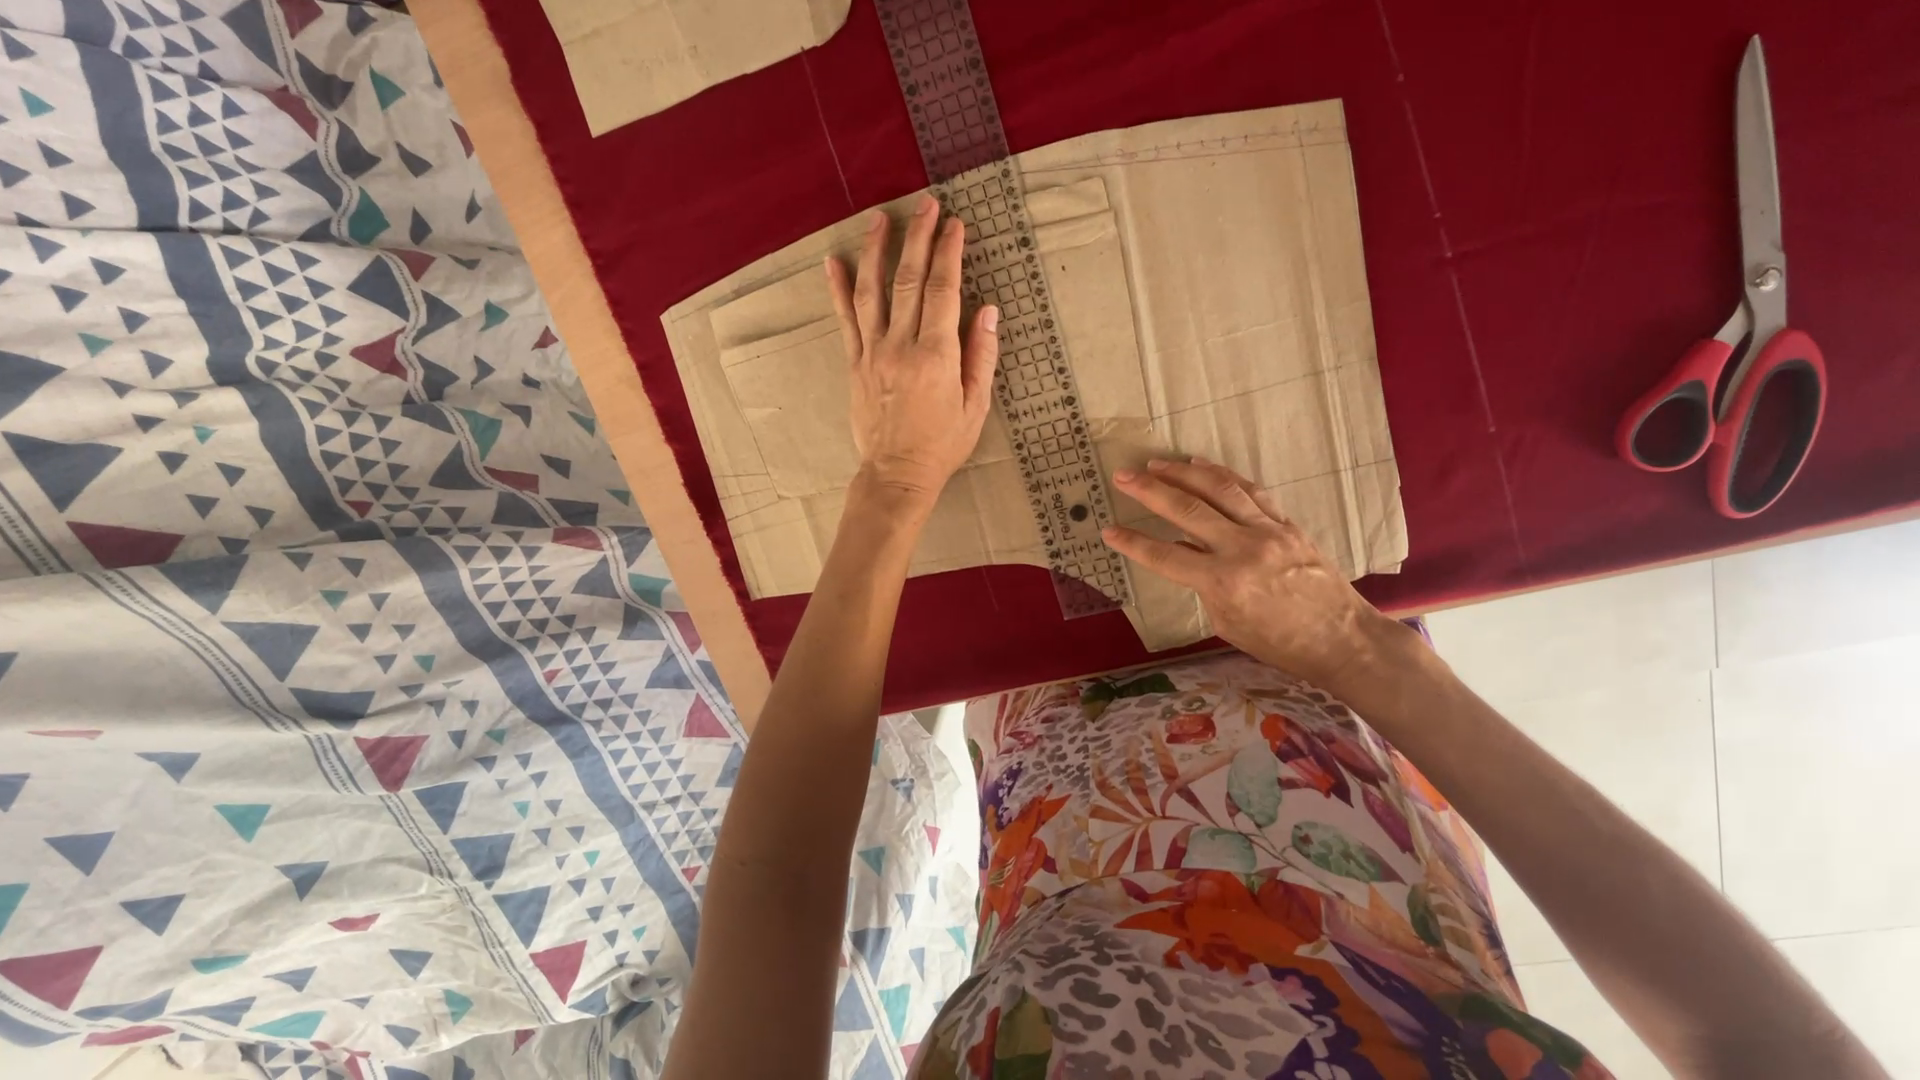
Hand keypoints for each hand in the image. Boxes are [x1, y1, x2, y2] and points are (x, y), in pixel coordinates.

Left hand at [826, 194, 999, 504]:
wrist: (896, 475)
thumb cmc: (943, 445)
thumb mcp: (976, 406)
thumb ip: (982, 356)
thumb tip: (988, 311)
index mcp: (937, 356)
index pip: (944, 290)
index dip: (950, 252)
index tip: (955, 224)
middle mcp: (901, 346)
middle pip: (909, 280)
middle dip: (919, 237)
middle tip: (926, 205)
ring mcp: (873, 353)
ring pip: (872, 291)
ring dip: (877, 250)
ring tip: (880, 218)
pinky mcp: (855, 364)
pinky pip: (845, 320)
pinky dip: (838, 289)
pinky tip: (834, 261)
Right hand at [1103, 458, 1402, 688]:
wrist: (1343, 639)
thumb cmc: (1280, 644)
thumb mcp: (1227, 623)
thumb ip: (1202, 586)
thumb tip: (1183, 553)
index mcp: (1222, 583)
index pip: (1165, 556)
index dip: (1133, 543)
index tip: (1109, 530)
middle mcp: (1242, 549)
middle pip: (1186, 509)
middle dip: (1150, 490)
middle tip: (1123, 476)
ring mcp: (1268, 531)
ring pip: (1219, 489)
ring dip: (1183, 472)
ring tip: (1156, 463)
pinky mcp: (1287, 523)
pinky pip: (1250, 491)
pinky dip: (1222, 476)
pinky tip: (1202, 465)